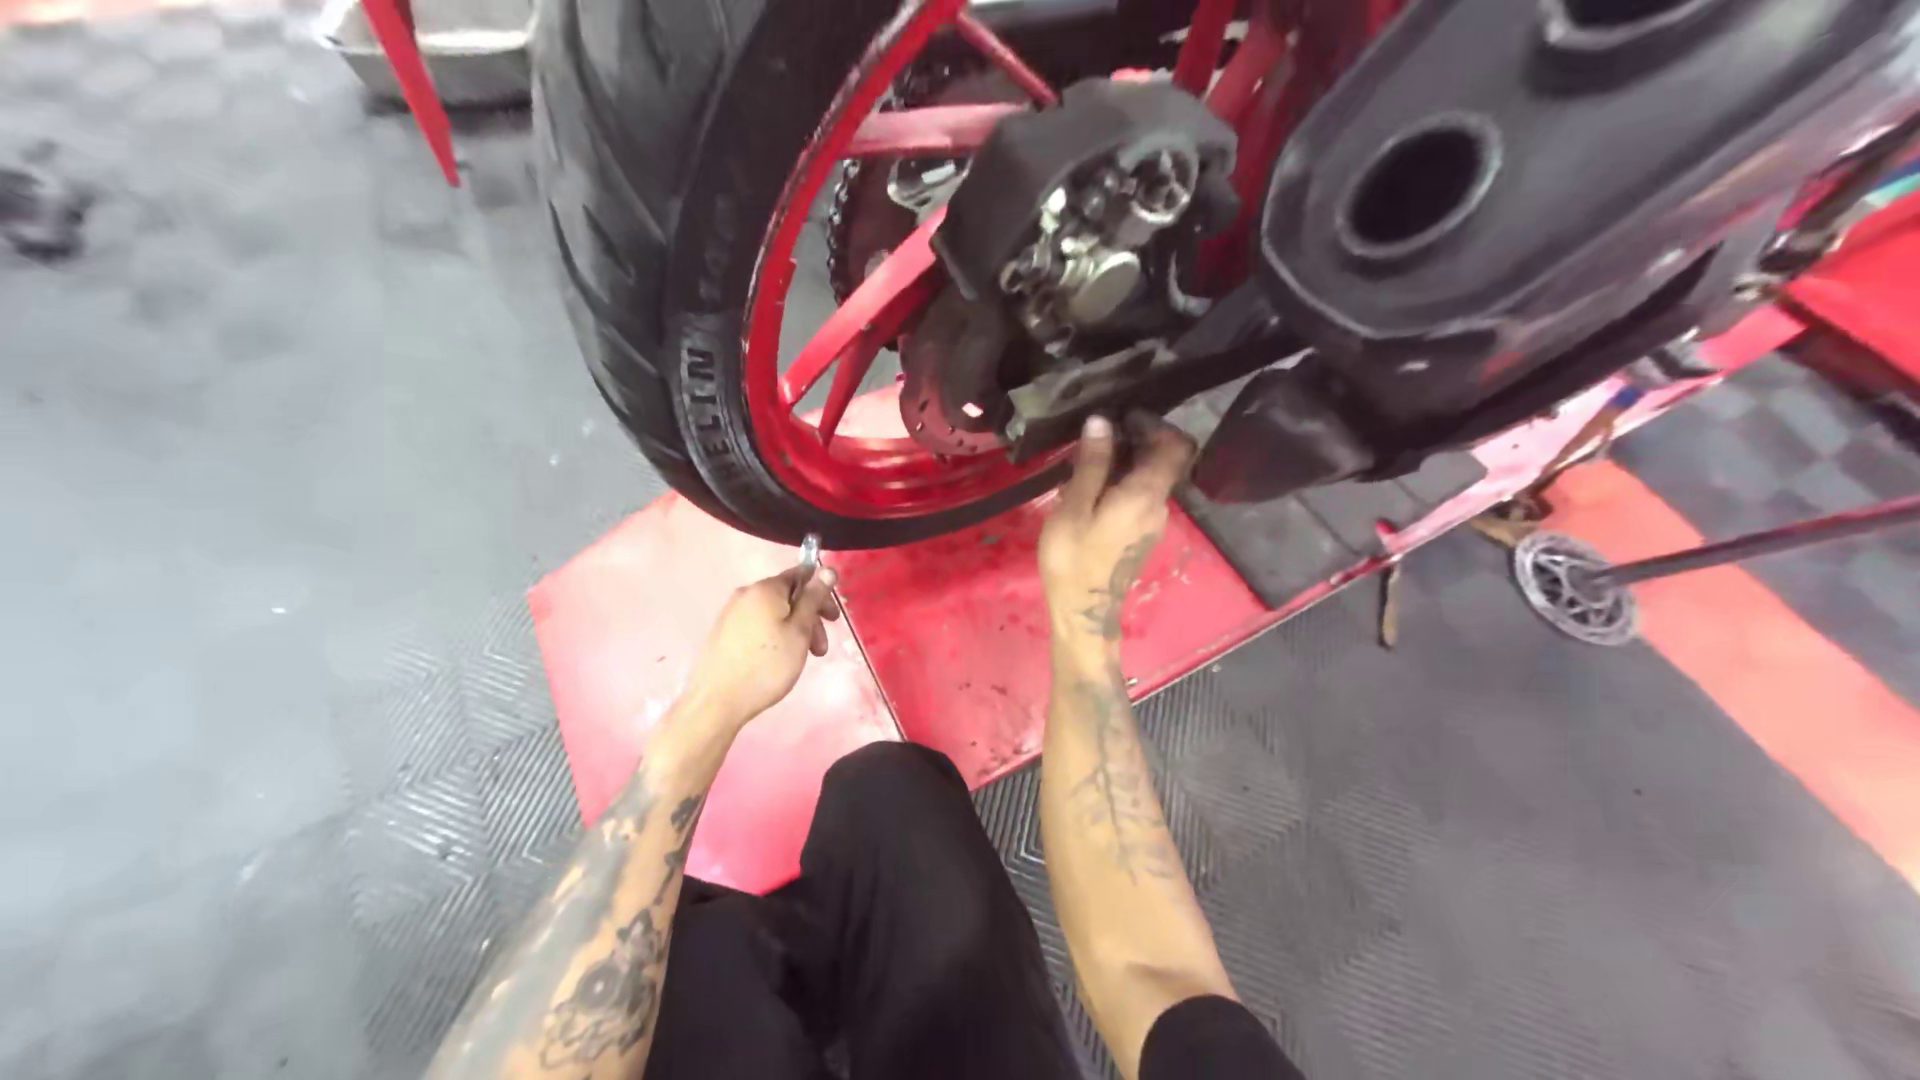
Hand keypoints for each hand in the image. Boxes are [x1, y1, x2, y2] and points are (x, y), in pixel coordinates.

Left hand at [681, 565, 841, 727]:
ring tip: (802, 658)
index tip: (832, 619)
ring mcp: (731, 613)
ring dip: (795, 629)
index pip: (800, 574)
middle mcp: (745, 594)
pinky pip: (758, 624)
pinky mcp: (724, 633)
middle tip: (821, 648)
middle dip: (810, 617)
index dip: (821, 593)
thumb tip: (827, 569)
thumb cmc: (767, 665)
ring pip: (774, 613)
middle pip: (788, 596)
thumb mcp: (799, 631)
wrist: (717, 702)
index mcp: (764, 589)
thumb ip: (813, 598)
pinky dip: (776, 636)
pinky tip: (779, 659)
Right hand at [1039, 412, 1196, 650]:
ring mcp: (1152, 521)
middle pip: (1165, 460)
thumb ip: (1091, 464)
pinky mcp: (1141, 532)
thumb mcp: (1075, 508)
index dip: (1154, 423)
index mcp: (1146, 495)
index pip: (1176, 446)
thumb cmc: (1073, 558)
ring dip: (1128, 459)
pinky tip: (1093, 483)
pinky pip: (1141, 494)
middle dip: (1138, 438)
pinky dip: (1123, 479)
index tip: (1122, 415)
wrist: (1082, 611)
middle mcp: (1159, 505)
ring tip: (1090, 455)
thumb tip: (1102, 422)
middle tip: (1099, 432)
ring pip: (1151, 477)